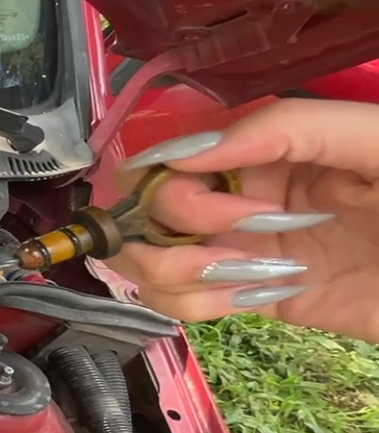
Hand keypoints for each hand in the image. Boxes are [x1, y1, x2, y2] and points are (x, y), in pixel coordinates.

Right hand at [107, 98, 378, 341]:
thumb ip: (291, 128)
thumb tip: (179, 155)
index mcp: (272, 154)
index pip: (168, 158)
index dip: (170, 181)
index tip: (226, 200)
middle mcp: (242, 197)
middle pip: (142, 209)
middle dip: (180, 229)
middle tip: (250, 241)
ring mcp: (238, 248)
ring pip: (141, 257)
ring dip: (176, 272)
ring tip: (249, 277)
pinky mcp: (243, 296)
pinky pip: (171, 301)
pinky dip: (194, 304)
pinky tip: (254, 299)